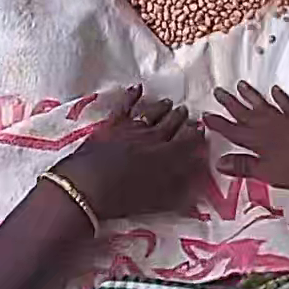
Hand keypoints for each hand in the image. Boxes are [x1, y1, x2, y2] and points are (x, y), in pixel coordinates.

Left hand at [51, 85, 205, 221]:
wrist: (88, 185)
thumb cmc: (123, 198)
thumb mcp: (157, 200)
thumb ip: (179, 190)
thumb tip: (197, 187)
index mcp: (166, 156)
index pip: (187, 141)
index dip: (195, 135)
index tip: (200, 130)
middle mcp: (153, 137)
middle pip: (172, 123)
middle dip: (181, 118)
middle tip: (186, 113)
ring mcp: (133, 128)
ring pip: (154, 112)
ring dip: (163, 107)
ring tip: (169, 103)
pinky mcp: (114, 124)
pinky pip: (125, 105)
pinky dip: (132, 95)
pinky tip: (137, 88)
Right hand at [203, 82, 288, 190]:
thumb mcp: (268, 172)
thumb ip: (244, 167)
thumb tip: (219, 161)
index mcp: (258, 141)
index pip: (233, 131)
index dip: (218, 123)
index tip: (205, 115)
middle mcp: (269, 126)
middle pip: (245, 113)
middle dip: (230, 103)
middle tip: (218, 91)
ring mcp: (285, 121)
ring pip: (262, 105)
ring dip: (251, 96)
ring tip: (241, 85)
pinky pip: (286, 105)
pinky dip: (280, 98)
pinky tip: (276, 90)